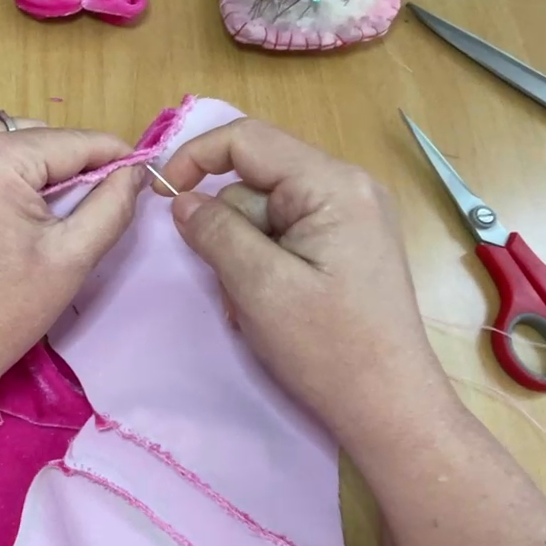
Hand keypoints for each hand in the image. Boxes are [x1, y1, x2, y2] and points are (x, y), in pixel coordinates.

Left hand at [0, 117, 142, 398]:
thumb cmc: (3, 312)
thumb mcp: (72, 258)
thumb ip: (112, 205)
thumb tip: (134, 169)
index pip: (72, 142)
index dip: (113, 155)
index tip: (141, 169)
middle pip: (37, 135)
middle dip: (71, 161)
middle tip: (95, 199)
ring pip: (4, 135)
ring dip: (33, 158)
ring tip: (51, 202)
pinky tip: (8, 188)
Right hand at [157, 118, 457, 448]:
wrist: (387, 406)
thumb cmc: (327, 347)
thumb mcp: (258, 285)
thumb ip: (215, 231)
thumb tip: (181, 199)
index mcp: (332, 185)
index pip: (247, 140)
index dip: (194, 157)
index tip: (159, 195)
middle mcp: (345, 188)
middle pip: (253, 178)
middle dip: (226, 223)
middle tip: (230, 277)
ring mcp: (346, 216)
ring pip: (261, 211)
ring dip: (240, 250)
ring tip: (255, 301)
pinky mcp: (340, 244)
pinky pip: (278, 234)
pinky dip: (258, 262)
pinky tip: (270, 301)